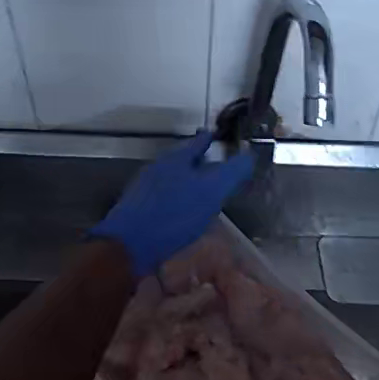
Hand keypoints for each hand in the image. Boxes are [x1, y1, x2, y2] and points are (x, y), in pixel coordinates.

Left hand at [90, 129, 255, 275]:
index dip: (207, 138)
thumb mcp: (211, 193)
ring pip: (169, 177)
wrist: (129, 244)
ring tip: (198, 188)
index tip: (214, 135)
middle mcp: (157, 168)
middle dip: (196, 160)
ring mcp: (144, 188)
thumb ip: (231, 174)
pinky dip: (174, 198)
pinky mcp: (137, 209)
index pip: (196, 142)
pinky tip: (179, 211)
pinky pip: (161, 196)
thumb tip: (249, 156)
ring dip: (184, 180)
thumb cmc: (174, 215)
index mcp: (175, 160)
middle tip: (210, 163)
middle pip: (180, 159)